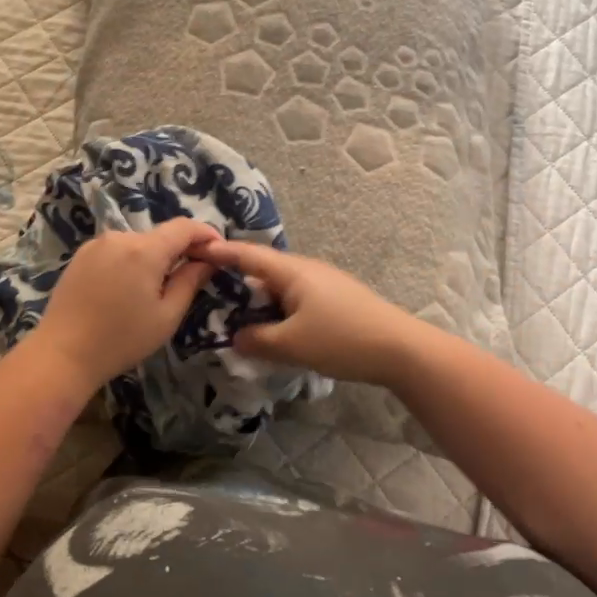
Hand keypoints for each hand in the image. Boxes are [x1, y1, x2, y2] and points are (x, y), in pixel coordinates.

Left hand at [29, 219, 220, 389]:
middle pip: (160, 236)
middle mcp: (120, 236)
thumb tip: (207, 260)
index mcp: (144, 249)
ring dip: (152, 258)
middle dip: (179, 251)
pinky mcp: (80, 255)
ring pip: (137, 244)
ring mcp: (96, 244)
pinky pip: (116, 250)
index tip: (218, 251)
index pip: (184, 227)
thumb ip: (190, 281)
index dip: (206, 234)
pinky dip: (129, 262)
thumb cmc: (122, 339)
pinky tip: (125, 290)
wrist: (63, 353)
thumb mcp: (166, 316)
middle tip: (190, 278)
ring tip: (153, 290)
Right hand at [191, 240, 433, 386]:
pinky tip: (275, 327)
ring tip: (237, 315)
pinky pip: (296, 298)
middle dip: (236, 278)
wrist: (401, 349)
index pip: (248, 255)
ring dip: (259, 298)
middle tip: (208, 289)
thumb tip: (235, 337)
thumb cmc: (342, 340)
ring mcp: (324, 283)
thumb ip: (257, 340)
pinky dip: (278, 308)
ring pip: (281, 286)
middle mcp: (307, 269)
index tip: (195, 247)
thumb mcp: (291, 345)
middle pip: (264, 269)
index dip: (221, 252)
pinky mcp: (337, 299)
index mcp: (292, 271)